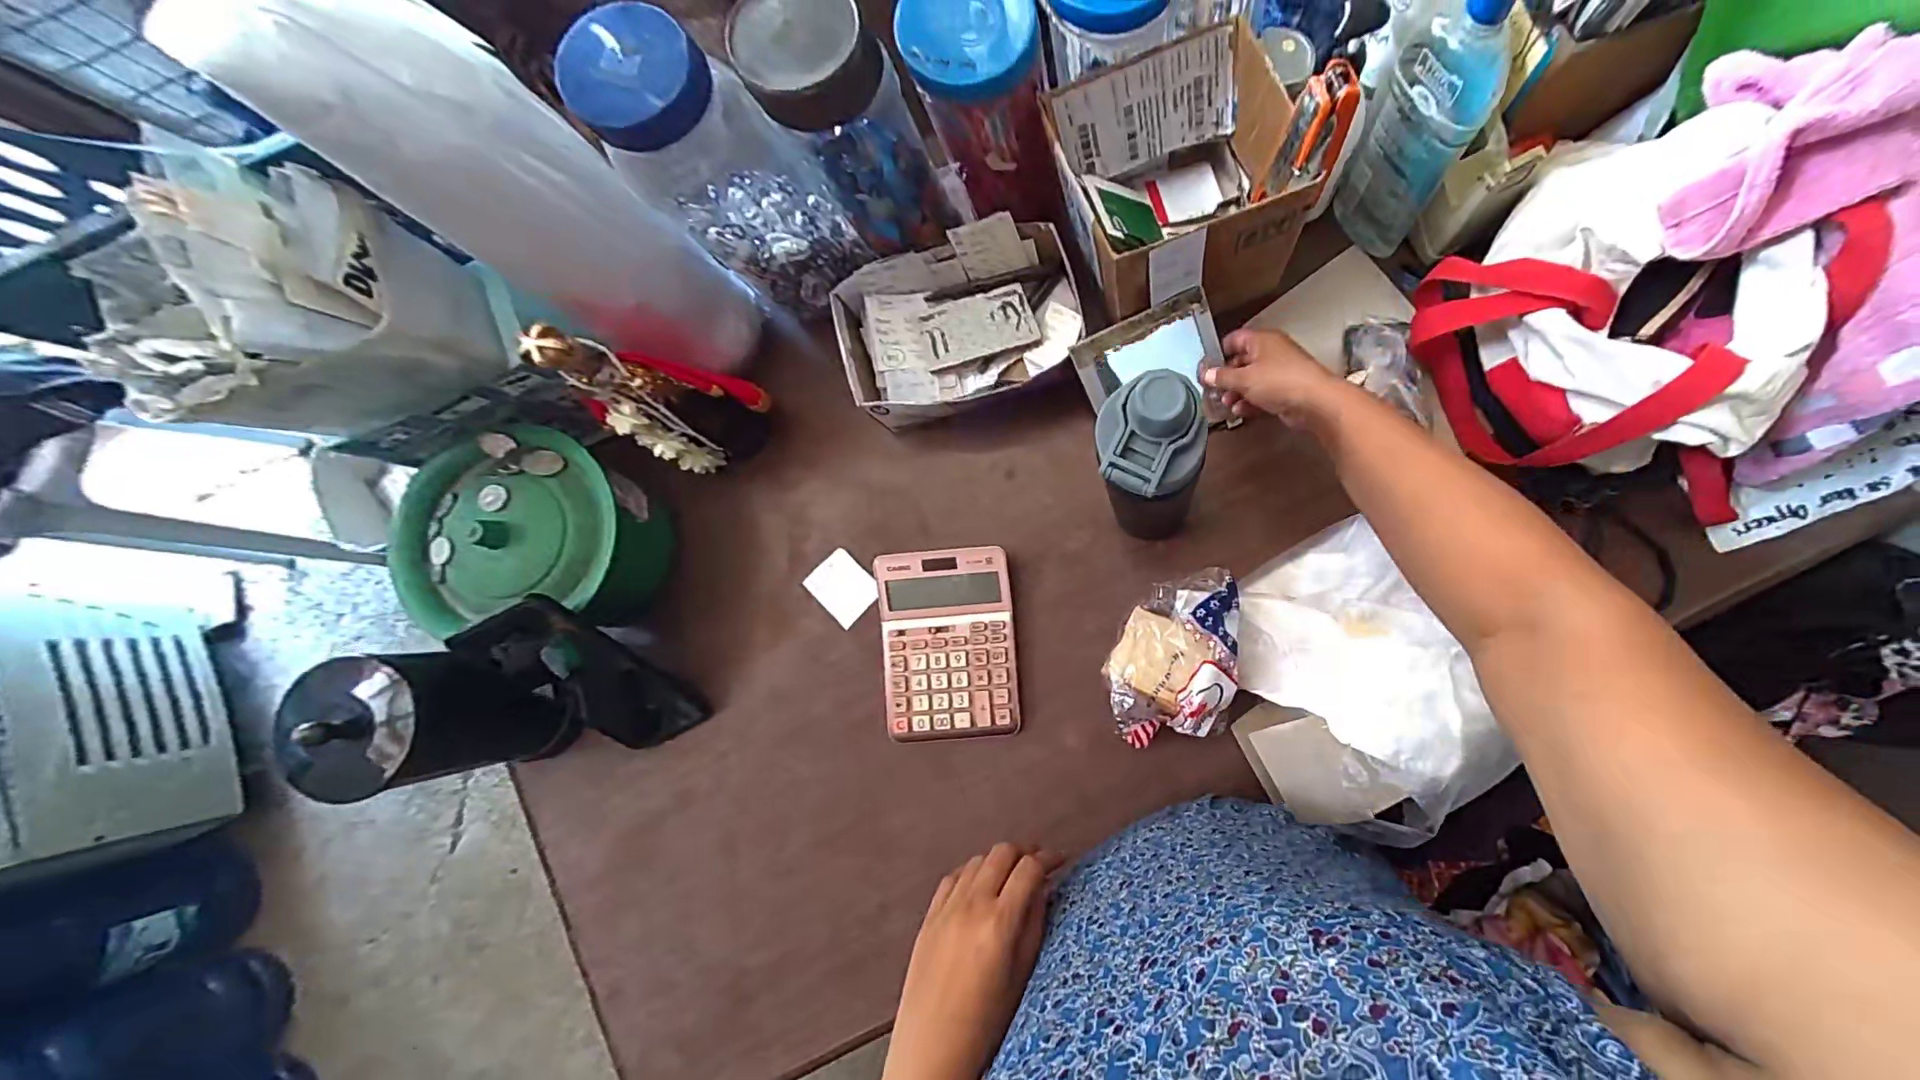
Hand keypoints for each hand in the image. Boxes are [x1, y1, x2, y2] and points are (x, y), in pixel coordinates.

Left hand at [882, 843, 1065, 1079]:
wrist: (933, 1046)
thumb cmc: (984, 1022)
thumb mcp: (1021, 974)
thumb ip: (1034, 923)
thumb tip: (1043, 889)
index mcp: (998, 923)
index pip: (1028, 869)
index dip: (1048, 859)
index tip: (1060, 860)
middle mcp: (971, 906)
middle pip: (1002, 853)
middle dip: (1025, 852)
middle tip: (1040, 862)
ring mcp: (947, 907)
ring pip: (977, 860)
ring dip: (998, 860)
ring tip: (1012, 873)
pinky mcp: (930, 915)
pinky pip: (953, 877)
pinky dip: (971, 872)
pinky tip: (980, 884)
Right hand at [1204, 329, 1342, 423]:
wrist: (1314, 402)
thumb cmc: (1282, 381)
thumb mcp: (1243, 378)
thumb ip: (1222, 377)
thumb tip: (1207, 374)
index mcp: (1262, 340)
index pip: (1234, 339)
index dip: (1218, 352)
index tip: (1206, 367)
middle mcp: (1271, 352)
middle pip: (1241, 361)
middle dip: (1226, 377)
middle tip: (1214, 389)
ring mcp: (1279, 371)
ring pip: (1250, 380)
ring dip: (1236, 392)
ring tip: (1226, 402)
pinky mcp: (1284, 390)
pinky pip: (1261, 393)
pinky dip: (1249, 401)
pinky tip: (1240, 410)